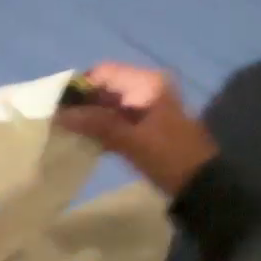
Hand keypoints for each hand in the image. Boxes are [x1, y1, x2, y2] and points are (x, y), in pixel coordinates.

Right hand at [55, 63, 219, 195]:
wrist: (203, 187)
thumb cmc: (171, 158)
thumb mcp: (133, 141)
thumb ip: (97, 124)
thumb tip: (60, 114)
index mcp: (148, 83)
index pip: (104, 73)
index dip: (79, 87)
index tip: (58, 106)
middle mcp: (147, 89)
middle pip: (106, 88)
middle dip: (83, 104)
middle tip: (59, 123)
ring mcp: (148, 108)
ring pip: (110, 106)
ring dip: (91, 118)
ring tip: (69, 133)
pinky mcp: (147, 128)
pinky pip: (118, 122)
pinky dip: (103, 130)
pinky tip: (86, 142)